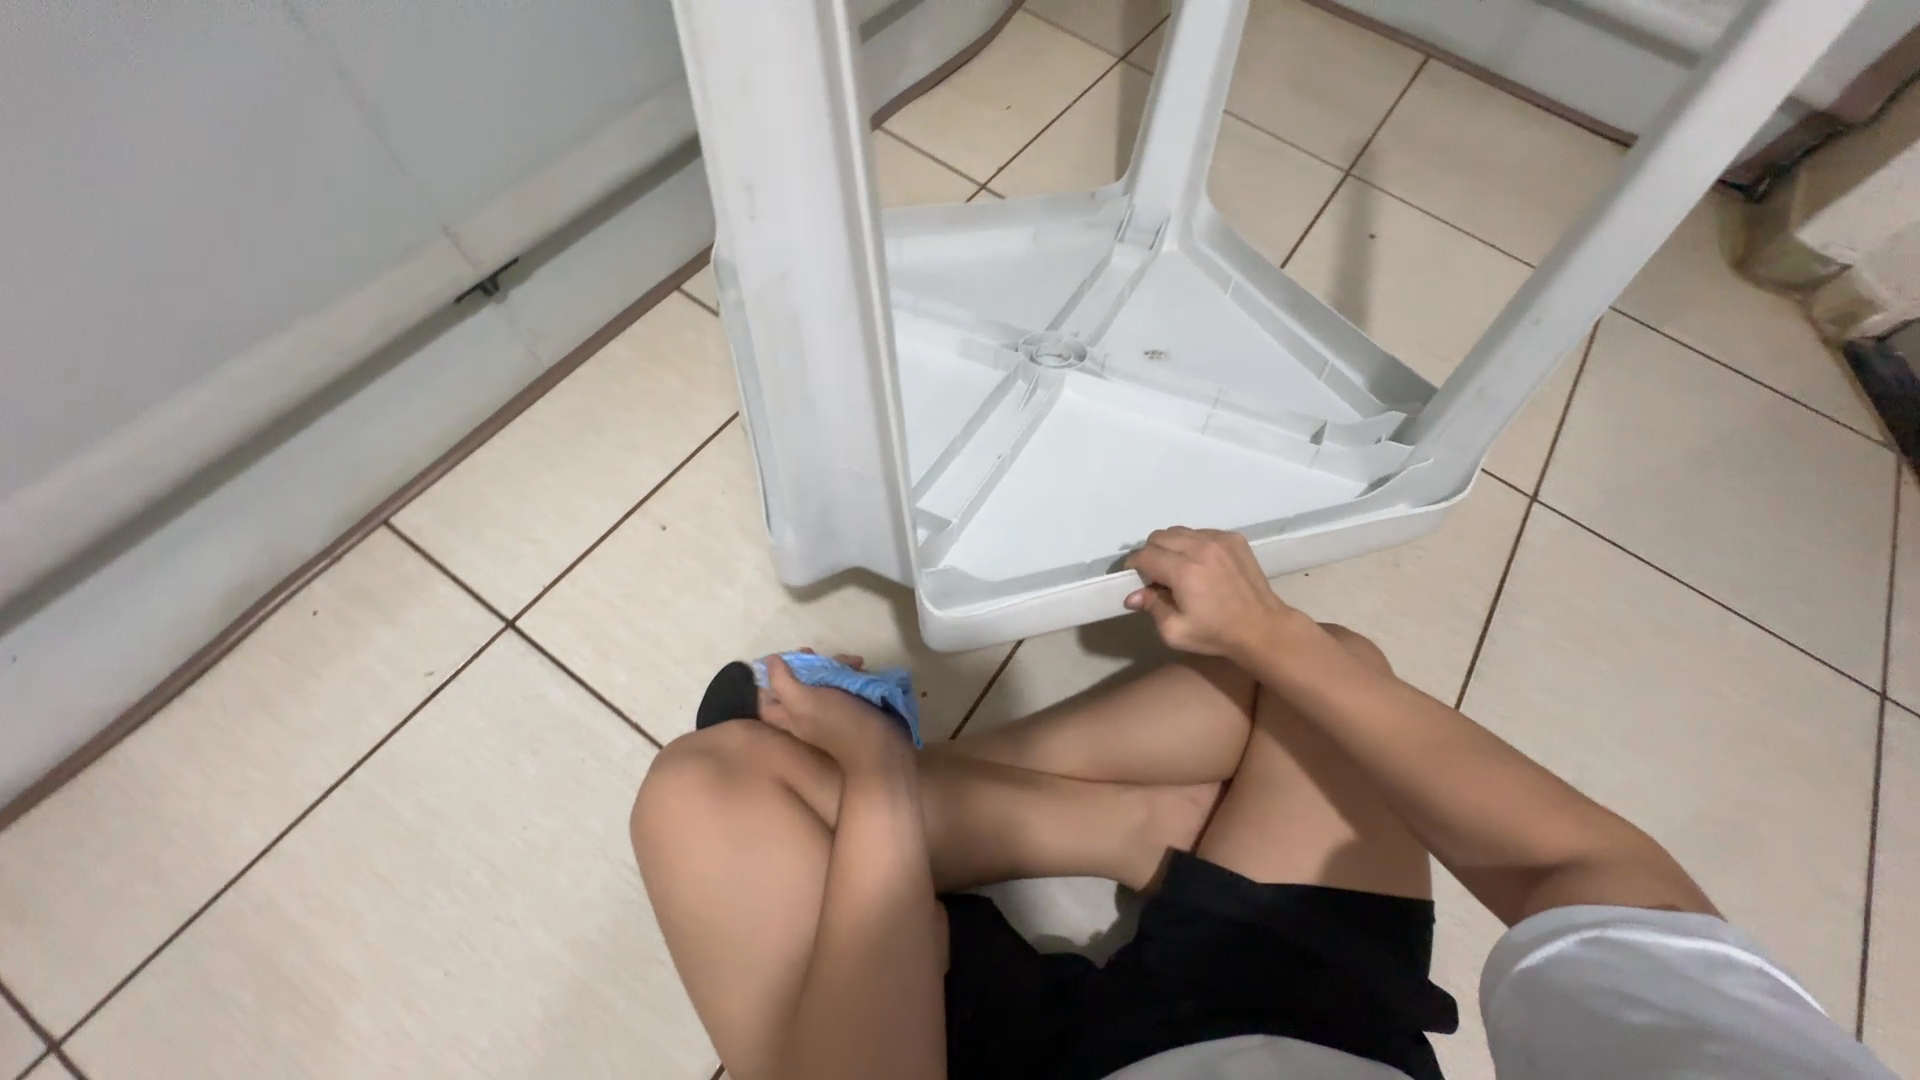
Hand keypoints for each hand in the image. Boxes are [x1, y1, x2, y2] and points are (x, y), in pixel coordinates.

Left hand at [758, 654, 914, 773]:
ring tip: (855, 662)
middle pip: (798, 682)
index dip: (771, 677)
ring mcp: (829, 711)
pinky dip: (851, 674)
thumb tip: (769, 661)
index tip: (784, 660)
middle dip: (809, 664)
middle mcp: (806, 714)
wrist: (879, 746)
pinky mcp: (850, 707)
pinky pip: (844, 685)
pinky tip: (862, 668)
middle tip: (816, 653)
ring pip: (823, 680)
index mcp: (789, 717)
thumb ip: (782, 682)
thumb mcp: (804, 702)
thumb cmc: (838, 724)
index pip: (767, 698)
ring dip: (835, 665)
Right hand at [1123, 527, 1299, 659]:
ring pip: (1179, 532)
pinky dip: (1193, 544)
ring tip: (1178, 568)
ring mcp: (1219, 540)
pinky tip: (1200, 564)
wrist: (1262, 628)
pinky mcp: (1233, 539)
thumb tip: (1132, 595)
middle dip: (1151, 554)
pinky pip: (1200, 533)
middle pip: (1158, 537)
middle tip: (1157, 575)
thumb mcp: (1175, 631)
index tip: (1135, 578)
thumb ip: (1151, 607)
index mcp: (1184, 571)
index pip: (1144, 555)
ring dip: (1171, 547)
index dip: (1134, 566)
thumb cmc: (1216, 634)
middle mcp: (1200, 548)